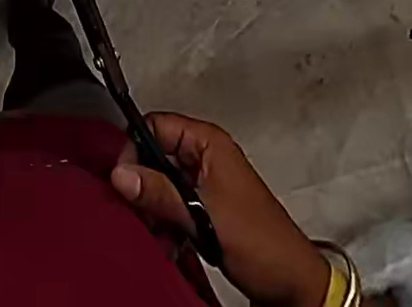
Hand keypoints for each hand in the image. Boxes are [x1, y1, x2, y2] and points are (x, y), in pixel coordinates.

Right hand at [111, 113, 328, 306]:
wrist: (291, 287)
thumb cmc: (260, 243)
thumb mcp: (203, 216)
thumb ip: (159, 193)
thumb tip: (120, 174)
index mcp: (207, 142)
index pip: (155, 125)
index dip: (136, 148)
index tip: (126, 179)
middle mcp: (203, 156)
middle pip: (154, 154)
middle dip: (143, 184)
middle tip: (141, 211)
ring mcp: (203, 183)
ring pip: (159, 183)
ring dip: (153, 209)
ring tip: (157, 232)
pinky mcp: (202, 208)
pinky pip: (170, 205)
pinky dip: (163, 223)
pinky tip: (166, 242)